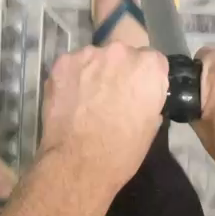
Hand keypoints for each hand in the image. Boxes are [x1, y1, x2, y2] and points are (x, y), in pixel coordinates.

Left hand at [38, 42, 168, 200]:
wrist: (78, 163)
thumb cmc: (122, 151)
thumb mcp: (151, 124)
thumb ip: (149, 97)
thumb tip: (141, 94)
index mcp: (148, 66)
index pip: (152, 60)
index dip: (144, 77)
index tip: (137, 91)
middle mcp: (121, 52)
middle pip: (123, 54)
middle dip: (119, 70)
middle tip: (111, 95)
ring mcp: (89, 54)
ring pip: (95, 58)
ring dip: (94, 72)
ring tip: (87, 100)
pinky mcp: (63, 62)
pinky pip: (72, 66)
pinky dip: (72, 78)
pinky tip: (69, 99)